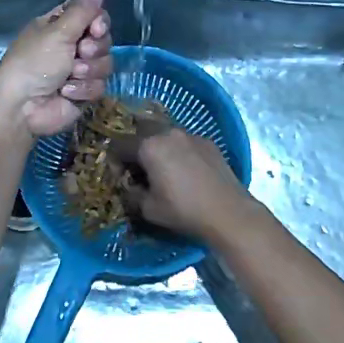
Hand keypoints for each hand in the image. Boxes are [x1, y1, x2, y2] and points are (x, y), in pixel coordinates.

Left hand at [0, 0, 112, 136]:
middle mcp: (70, 45)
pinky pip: (99, 86)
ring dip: (87, 71)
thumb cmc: (34, 62)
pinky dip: (83, 90)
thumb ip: (83, 7)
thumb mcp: (59, 31)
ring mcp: (78, 70)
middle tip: (79, 53)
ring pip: (105, 64)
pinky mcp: (83, 92)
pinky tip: (66, 92)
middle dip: (94, 49)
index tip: (96, 27)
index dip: (99, 22)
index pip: (94, 15)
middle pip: (104, 39)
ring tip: (68, 76)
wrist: (22, 107)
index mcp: (61, 26)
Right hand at [124, 128, 266, 242]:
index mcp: (148, 146)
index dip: (114, 160)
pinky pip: (184, 140)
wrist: (229, 212)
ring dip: (157, 145)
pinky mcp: (208, 142)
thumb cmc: (184, 210)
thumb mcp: (148, 209)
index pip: (119, 144)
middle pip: (141, 130)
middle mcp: (167, 132)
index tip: (119, 176)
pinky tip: (184, 169)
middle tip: (138, 167)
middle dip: (135, 146)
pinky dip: (177, 149)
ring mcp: (190, 135)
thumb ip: (131, 194)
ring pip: (164, 133)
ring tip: (161, 167)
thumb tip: (128, 187)